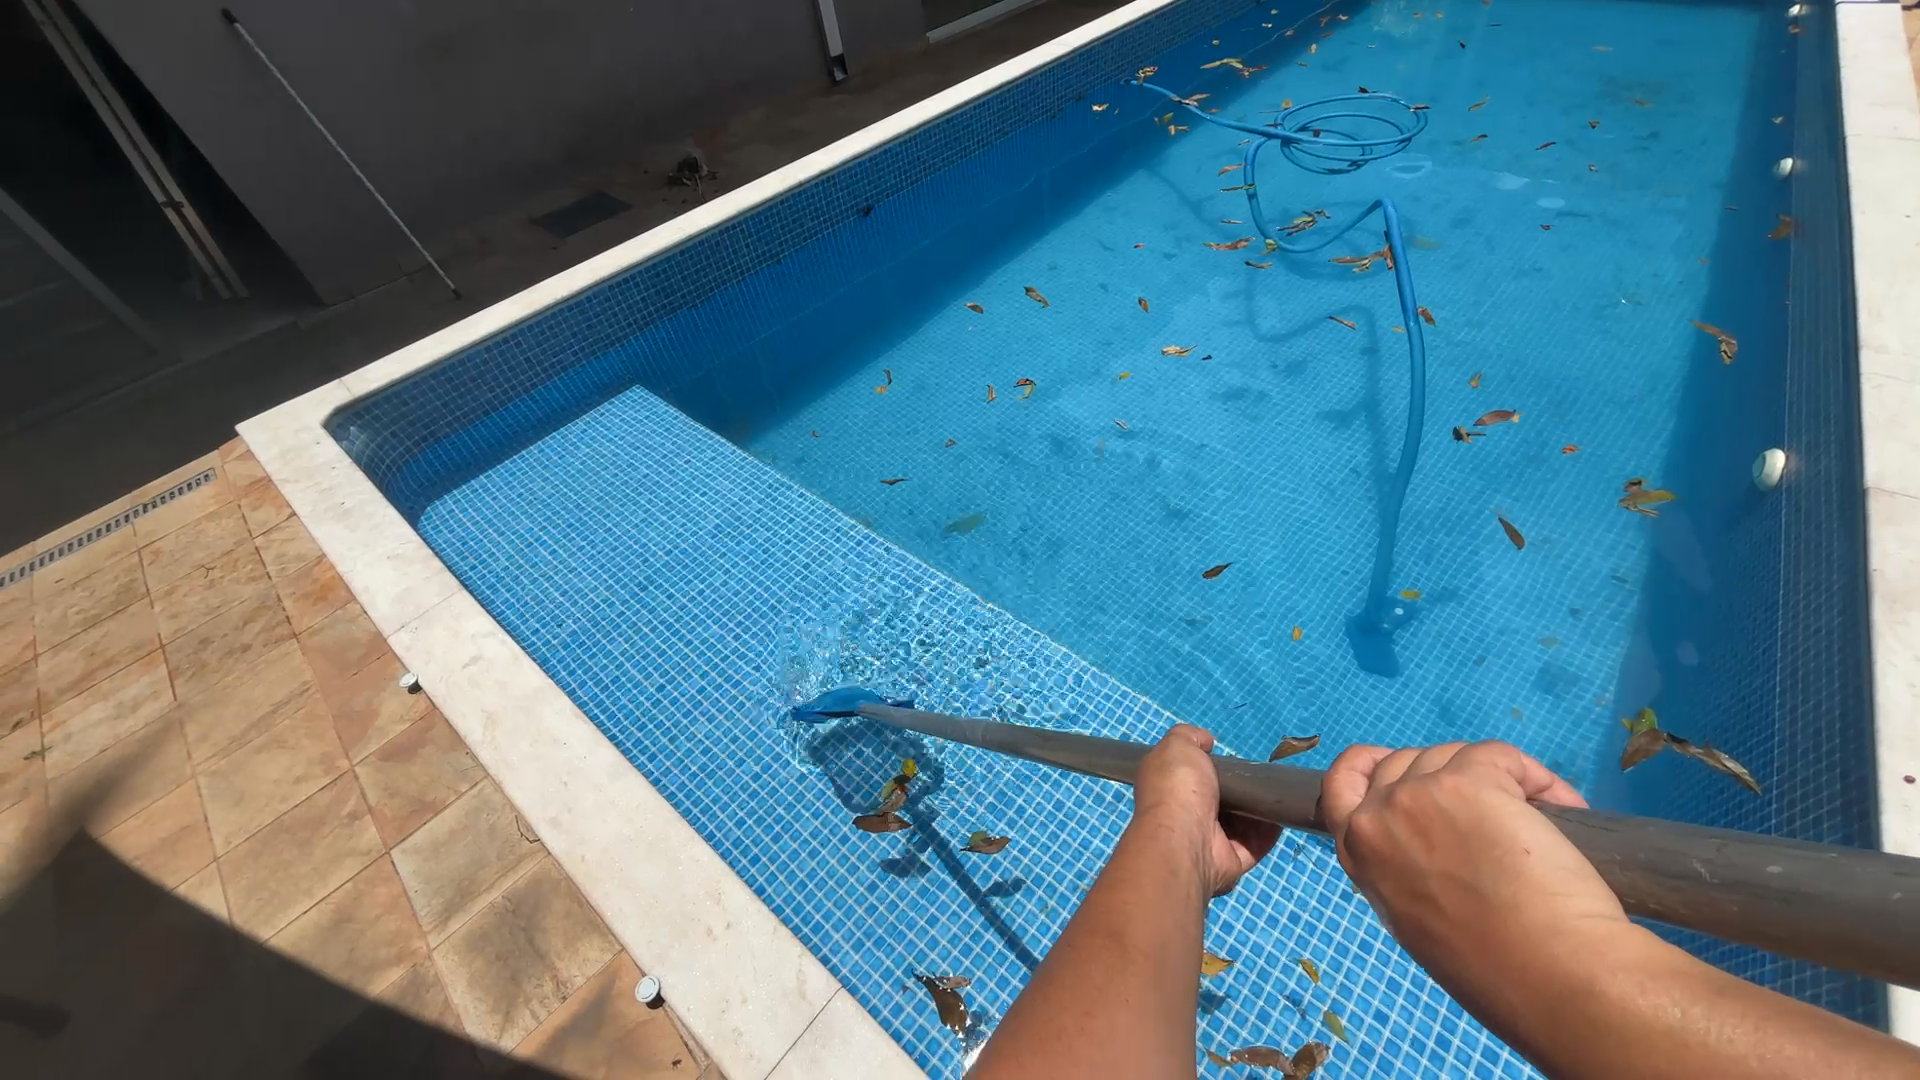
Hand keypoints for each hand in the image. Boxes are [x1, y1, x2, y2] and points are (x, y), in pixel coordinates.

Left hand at [1133, 725, 1280, 895]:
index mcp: (1167, 787)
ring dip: (1257, 809)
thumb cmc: (1179, 785)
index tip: (1226, 756)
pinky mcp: (1231, 860)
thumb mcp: (1178, 745)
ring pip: (1238, 821)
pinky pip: (1255, 842)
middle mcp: (1184, 813)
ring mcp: (1207, 839)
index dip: (1205, 764)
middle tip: (1256, 775)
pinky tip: (1281, 814)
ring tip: (1275, 791)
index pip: (1187, 774)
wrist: (1186, 836)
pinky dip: (1269, 830)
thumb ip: (1190, 736)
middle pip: (1217, 797)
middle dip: (1236, 787)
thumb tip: (1206, 741)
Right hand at [1319, 742, 1632, 1008]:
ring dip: (1496, 776)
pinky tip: (1563, 805)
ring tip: (1543, 816)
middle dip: (1448, 776)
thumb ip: (1403, 868)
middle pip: (1404, 762)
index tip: (1406, 771)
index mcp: (1358, 853)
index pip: (1340, 783)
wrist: (1554, 979)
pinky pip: (1498, 755)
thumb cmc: (1494, 970)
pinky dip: (1533, 774)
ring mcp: (1417, 795)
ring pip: (1452, 755)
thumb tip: (1439, 838)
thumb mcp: (1414, 917)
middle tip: (1496, 813)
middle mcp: (1376, 816)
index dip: (1367, 764)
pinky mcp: (1468, 782)